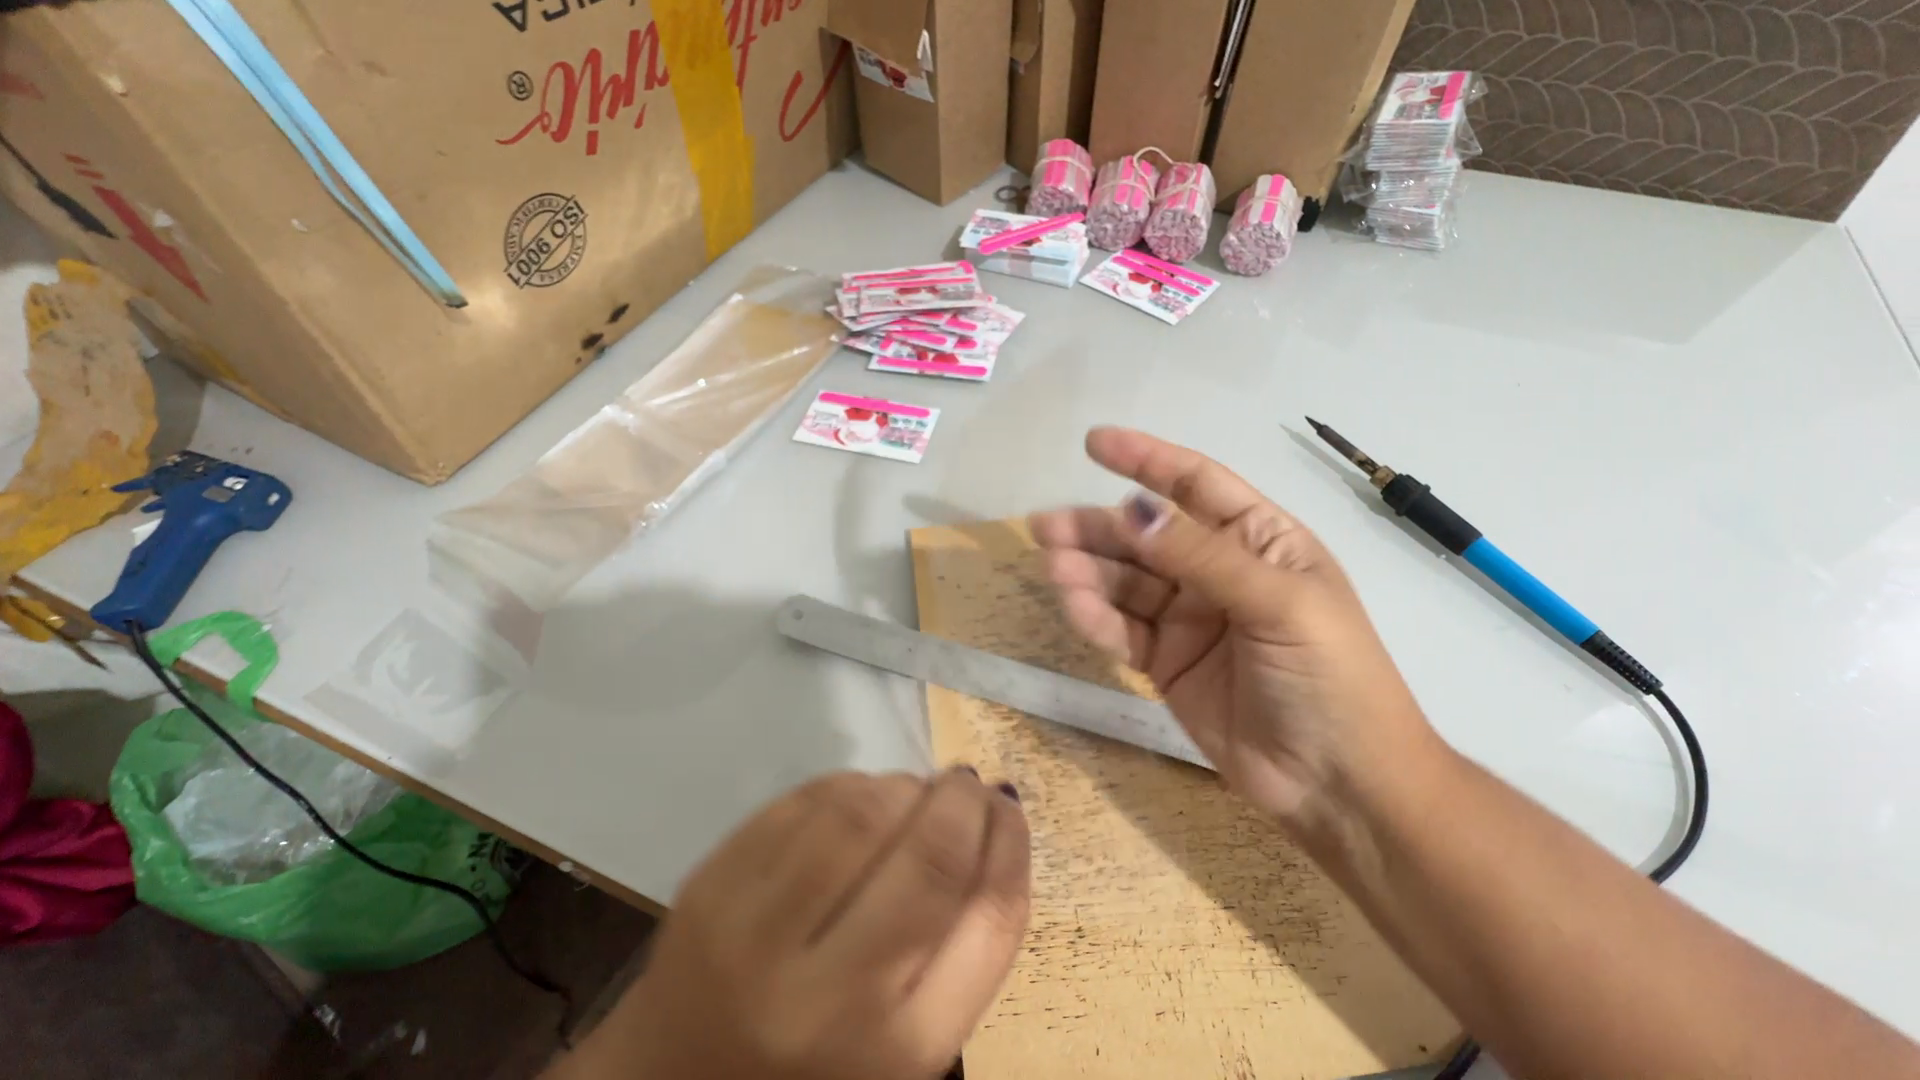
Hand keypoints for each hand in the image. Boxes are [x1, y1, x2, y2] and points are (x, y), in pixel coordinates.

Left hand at [552, 769, 1028, 1079]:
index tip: (1009, 810)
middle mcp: (831, 995)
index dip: (1011, 844)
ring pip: (862, 812)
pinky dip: (847, 784)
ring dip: (905, 784)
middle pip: (931, 856)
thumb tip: (996, 809)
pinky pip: (800, 802)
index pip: (990, 918)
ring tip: (913, 793)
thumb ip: (964, 941)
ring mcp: (758, 935)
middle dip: (963, 801)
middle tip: (967, 787)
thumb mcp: (911, 1037)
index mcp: (901, 1047)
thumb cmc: (820, 1064)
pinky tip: (858, 799)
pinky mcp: (710, 887)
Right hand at [1030, 427, 1438, 832]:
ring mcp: (1192, 620)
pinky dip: (1096, 618)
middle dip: (1099, 527)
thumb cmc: (1331, 675)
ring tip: (1053, 565)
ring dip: (1089, 571)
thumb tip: (1132, 510)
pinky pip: (1124, 631)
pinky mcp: (1168, 664)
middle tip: (1045, 525)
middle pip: (1148, 536)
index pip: (1196, 485)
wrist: (1338, 782)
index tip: (1093, 443)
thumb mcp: (1277, 602)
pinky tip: (1073, 605)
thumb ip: (1201, 557)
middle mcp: (1220, 572)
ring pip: (1127, 583)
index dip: (1146, 460)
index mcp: (1261, 541)